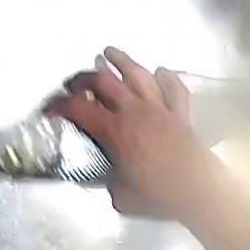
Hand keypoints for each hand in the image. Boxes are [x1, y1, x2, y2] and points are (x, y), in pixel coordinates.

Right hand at [47, 46, 226, 222]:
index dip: (60, 105)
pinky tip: (160, 71)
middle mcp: (135, 112)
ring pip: (138, 75)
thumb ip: (111, 183)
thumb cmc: (158, 195)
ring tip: (110, 53)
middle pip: (105, 82)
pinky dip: (166, 77)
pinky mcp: (181, 115)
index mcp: (115, 131)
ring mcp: (160, 109)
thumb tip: (111, 182)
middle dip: (85, 78)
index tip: (51, 107)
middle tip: (76, 81)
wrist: (198, 190)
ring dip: (122, 62)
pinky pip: (173, 88)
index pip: (79, 109)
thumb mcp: (121, 196)